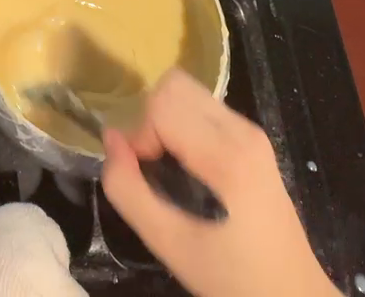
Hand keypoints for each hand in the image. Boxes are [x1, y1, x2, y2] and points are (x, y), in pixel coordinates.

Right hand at [101, 69, 338, 296]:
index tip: (145, 176)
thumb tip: (110, 139)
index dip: (140, 135)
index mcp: (228, 156)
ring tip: (169, 168)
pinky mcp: (254, 139)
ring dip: (165, 120)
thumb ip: (128, 191)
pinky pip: (202, 106)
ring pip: (188, 90)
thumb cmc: (236, 282)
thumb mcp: (172, 247)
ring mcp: (252, 131)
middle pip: (174, 86)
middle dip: (150, 120)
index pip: (162, 105)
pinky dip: (182, 124)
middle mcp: (243, 131)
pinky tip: (188, 167)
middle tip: (154, 167)